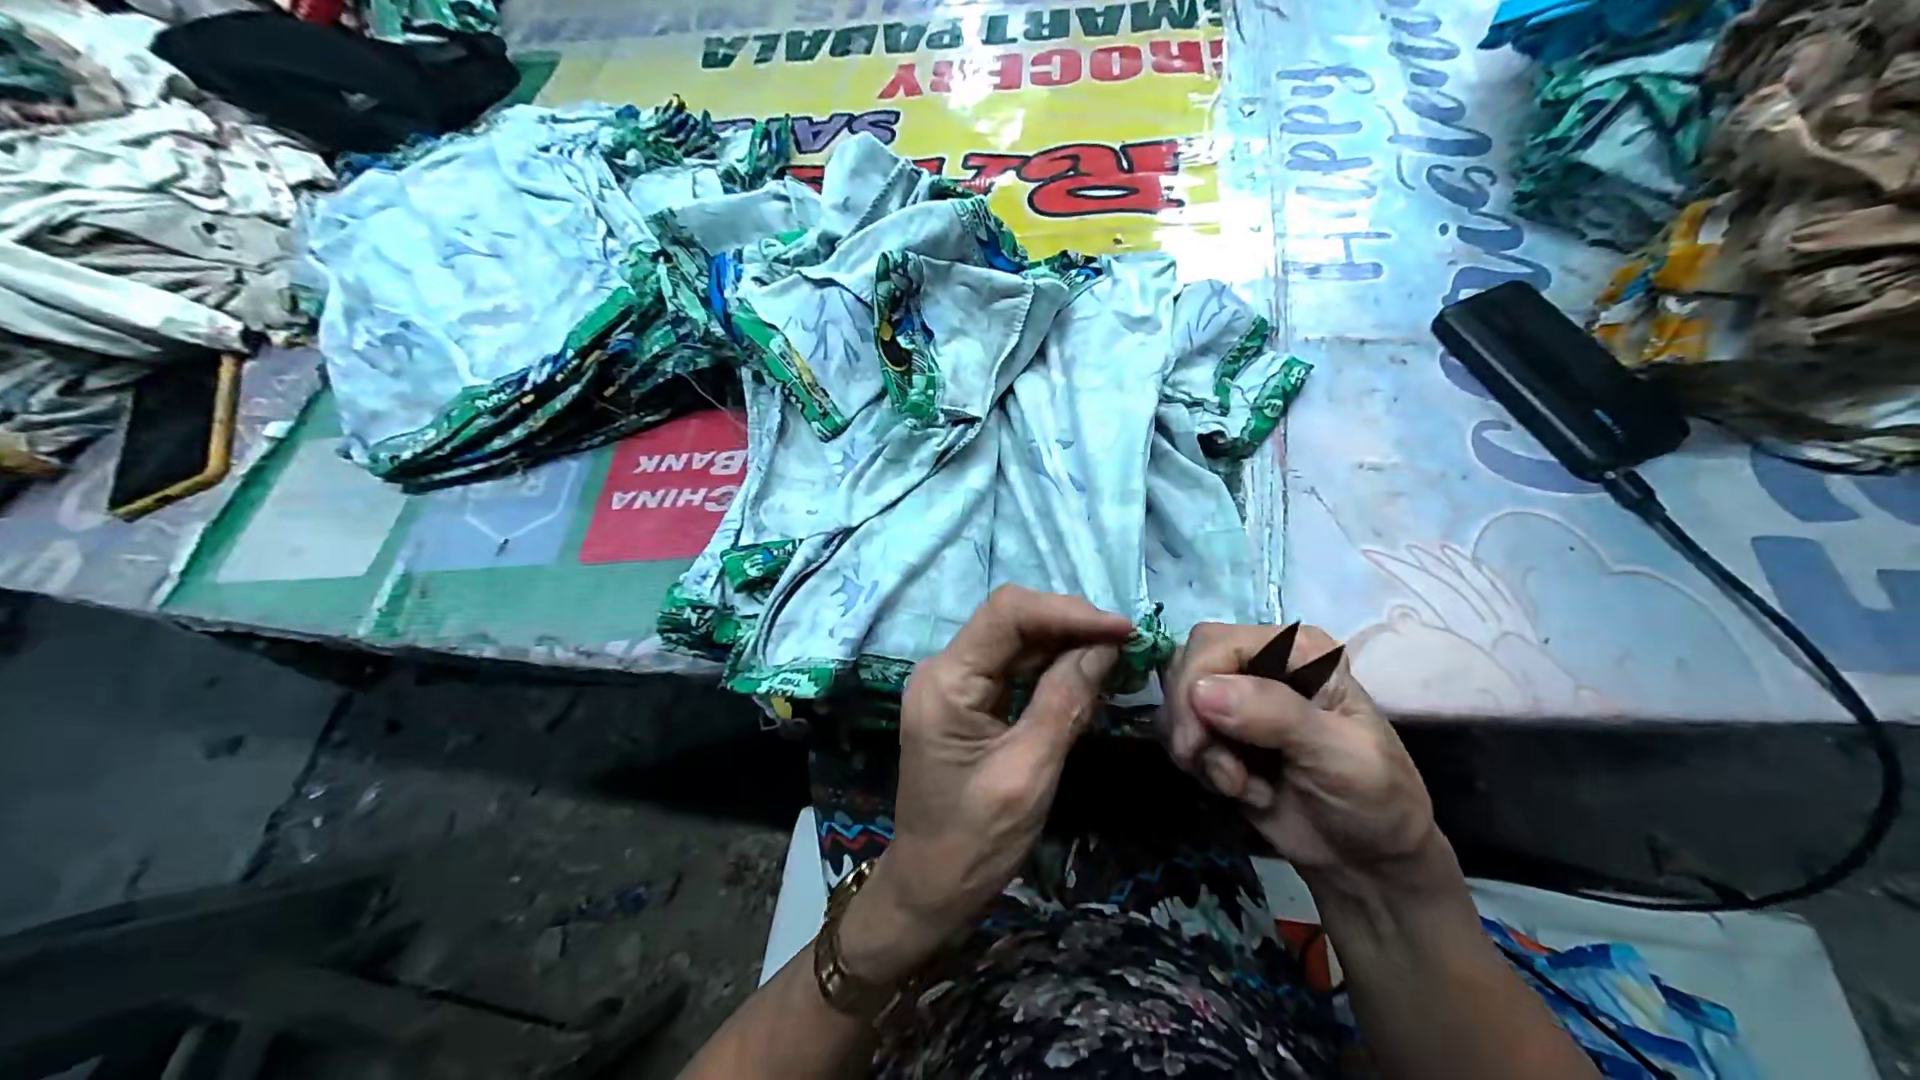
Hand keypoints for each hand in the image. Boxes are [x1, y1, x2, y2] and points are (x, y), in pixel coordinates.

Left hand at [845, 587, 1132, 981]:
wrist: (930, 889)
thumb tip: (1106, 647)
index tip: (1123, 630)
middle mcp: (945, 670)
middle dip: (1072, 625)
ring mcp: (955, 684)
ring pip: (1017, 642)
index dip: (1068, 611)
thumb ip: (1065, 702)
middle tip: (1128, 644)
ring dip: (1068, 644)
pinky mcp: (969, 702)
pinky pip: (1015, 669)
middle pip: (1012, 621)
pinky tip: (1089, 675)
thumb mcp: (1029, 773)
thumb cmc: (975, 841)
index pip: (1007, 614)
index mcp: (947, 682)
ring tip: (1119, 656)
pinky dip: (1054, 668)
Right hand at [1159, 622, 1437, 882]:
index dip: (1193, 684)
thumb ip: (1275, 715)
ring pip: (1174, 700)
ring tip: (1239, 784)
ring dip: (1195, 750)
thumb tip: (1201, 691)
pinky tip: (1236, 788)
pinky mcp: (1216, 730)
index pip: (1215, 643)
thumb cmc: (1373, 800)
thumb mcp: (1339, 755)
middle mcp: (1260, 663)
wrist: (1366, 860)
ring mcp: (1234, 696)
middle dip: (1189, 722)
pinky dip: (1195, 764)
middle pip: (1185, 666)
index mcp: (1296, 651)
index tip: (1197, 743)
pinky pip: (1174, 731)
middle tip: (1223, 775)